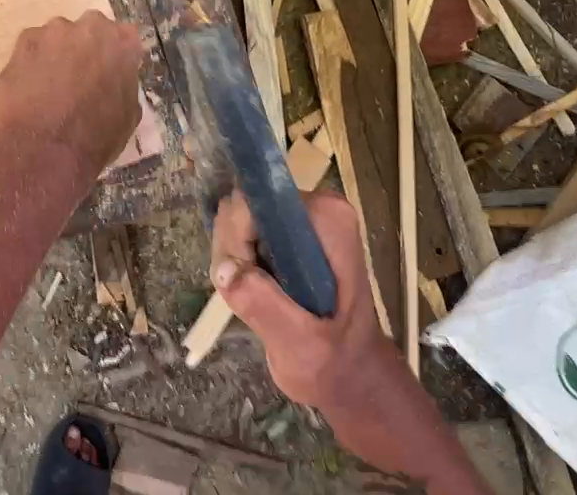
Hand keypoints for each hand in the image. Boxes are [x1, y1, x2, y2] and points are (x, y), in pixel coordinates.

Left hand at [0, 11, 143, 172]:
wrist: (45, 149)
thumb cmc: (96, 138)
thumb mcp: (128, 115)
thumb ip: (124, 85)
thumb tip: (115, 83)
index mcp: (122, 43)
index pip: (124, 38)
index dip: (114, 56)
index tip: (108, 73)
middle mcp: (90, 27)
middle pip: (89, 31)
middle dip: (85, 49)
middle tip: (78, 79)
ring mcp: (54, 31)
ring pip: (58, 37)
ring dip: (56, 54)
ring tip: (49, 87)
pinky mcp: (23, 41)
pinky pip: (31, 47)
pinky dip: (31, 62)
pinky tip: (29, 88)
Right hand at [211, 190, 397, 409]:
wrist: (352, 375)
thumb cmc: (334, 363)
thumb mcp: (300, 345)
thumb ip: (265, 305)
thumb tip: (225, 269)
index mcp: (328, 219)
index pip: (257, 201)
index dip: (239, 238)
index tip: (243, 278)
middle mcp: (315, 206)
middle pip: (242, 207)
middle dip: (234, 252)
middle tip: (249, 297)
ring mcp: (300, 216)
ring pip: (236, 219)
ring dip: (234, 261)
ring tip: (258, 301)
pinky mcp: (287, 230)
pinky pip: (241, 231)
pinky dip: (238, 262)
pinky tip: (257, 291)